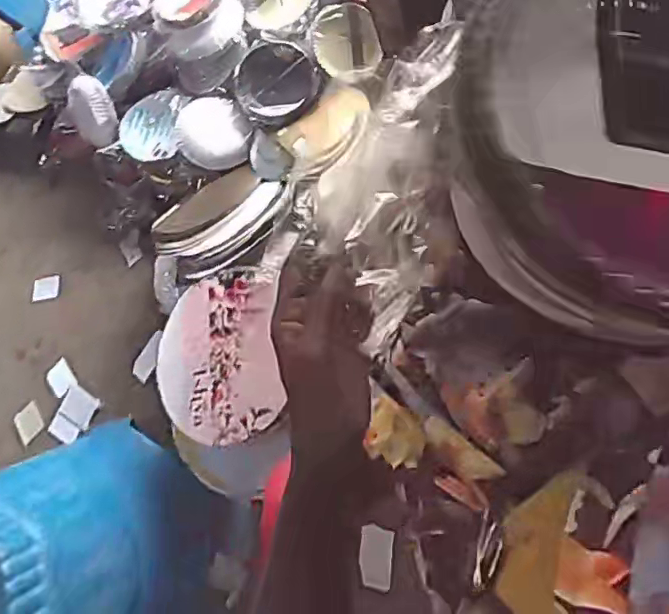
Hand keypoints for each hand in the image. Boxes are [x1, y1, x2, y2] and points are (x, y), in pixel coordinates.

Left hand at [272, 260, 371, 467]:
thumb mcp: (318, 346)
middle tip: (364, 241)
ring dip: (358, 282)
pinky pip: (359, 314)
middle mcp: (306, 317)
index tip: (332, 224)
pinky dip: (368, 304)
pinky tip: (380, 294)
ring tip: (376, 263)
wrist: (337, 443)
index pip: (295, 272)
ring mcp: (330, 329)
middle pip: (322, 280)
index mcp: (287, 317)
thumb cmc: (319, 397)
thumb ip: (325, 303)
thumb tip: (337, 263)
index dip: (309, 249)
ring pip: (343, 295)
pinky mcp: (352, 342)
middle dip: (340, 264)